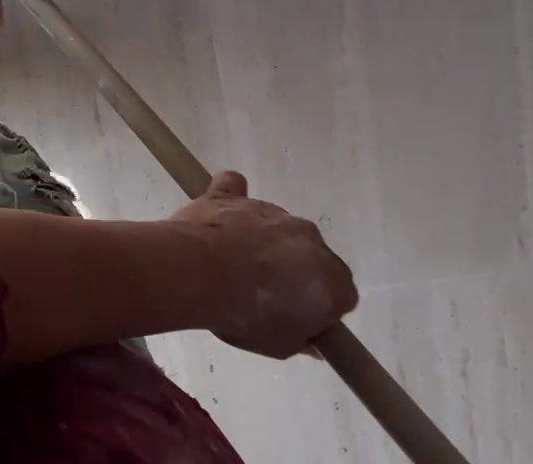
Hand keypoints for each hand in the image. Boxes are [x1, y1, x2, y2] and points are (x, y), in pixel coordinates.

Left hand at [170, 171, 356, 358]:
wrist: (194, 273)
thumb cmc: (243, 314)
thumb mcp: (280, 345)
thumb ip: (301, 340)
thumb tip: (311, 341)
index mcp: (334, 278)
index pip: (337, 293)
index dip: (313, 305)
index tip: (290, 313)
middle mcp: (308, 237)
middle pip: (306, 254)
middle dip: (288, 268)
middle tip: (257, 287)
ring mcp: (268, 211)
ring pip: (272, 225)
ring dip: (258, 237)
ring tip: (228, 258)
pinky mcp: (230, 196)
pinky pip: (233, 187)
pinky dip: (230, 194)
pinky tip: (222, 203)